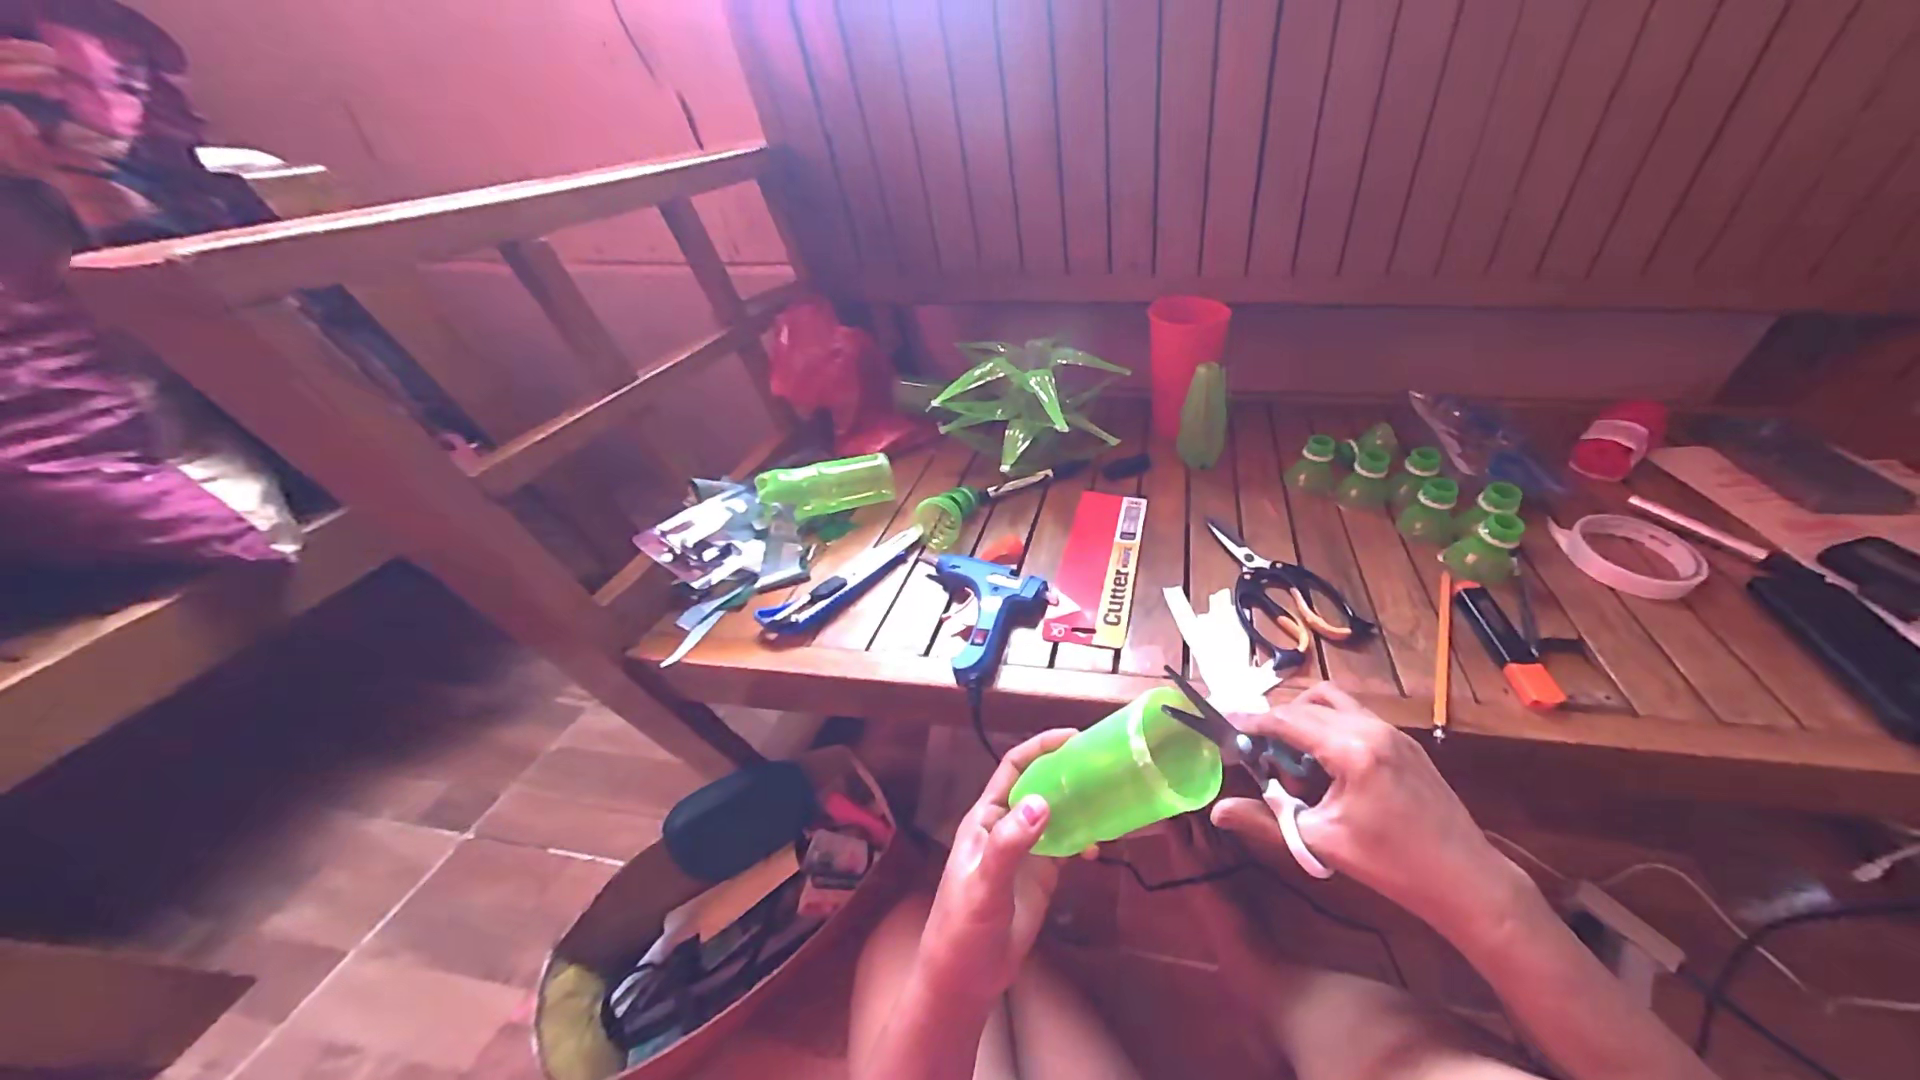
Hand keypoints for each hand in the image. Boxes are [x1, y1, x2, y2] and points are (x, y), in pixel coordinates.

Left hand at [916, 728, 1076, 1002]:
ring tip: (1110, 801)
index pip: (1014, 768)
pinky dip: (1084, 839)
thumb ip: (1010, 844)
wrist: (965, 977)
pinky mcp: (1041, 873)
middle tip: (1103, 765)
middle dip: (1067, 771)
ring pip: (1057, 813)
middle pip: (1041, 785)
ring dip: (1080, 805)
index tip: (1072, 738)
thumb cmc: (964, 926)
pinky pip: (1066, 844)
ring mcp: (1026, 849)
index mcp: (987, 816)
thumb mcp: (985, 883)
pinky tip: (1098, 848)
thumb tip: (1042, 802)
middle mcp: (1008, 824)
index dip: (1040, 748)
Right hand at [1210, 683, 1526, 940]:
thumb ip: (1264, 820)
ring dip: (1302, 715)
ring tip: (1287, 749)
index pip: (1287, 721)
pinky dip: (1327, 723)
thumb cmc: (1391, 865)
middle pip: (1306, 704)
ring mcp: (1393, 732)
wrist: (1468, 882)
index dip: (1251, 721)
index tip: (1224, 722)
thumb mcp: (1320, 841)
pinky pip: (1354, 714)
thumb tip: (1217, 812)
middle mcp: (1372, 729)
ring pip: (1332, 701)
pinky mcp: (1405, 742)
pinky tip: (1322, 760)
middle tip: (1253, 745)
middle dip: (1274, 719)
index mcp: (1352, 751)